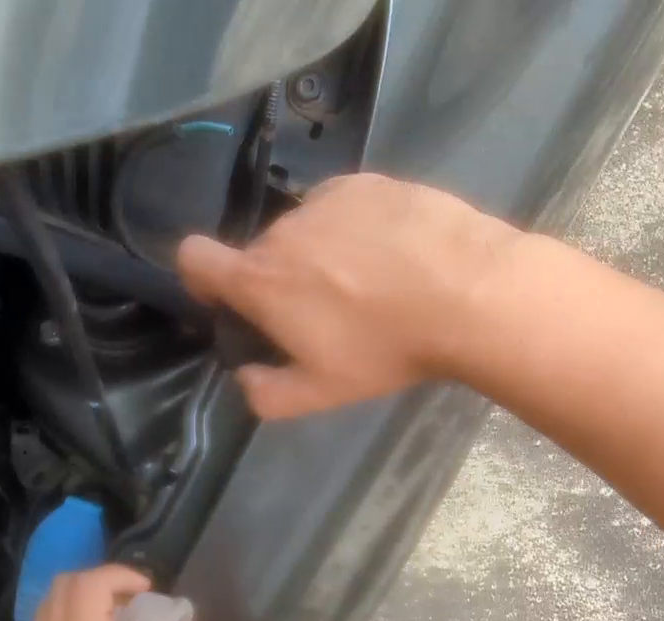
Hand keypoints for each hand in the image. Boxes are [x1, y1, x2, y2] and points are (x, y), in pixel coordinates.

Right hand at [177, 173, 524, 418]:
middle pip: (260, 252)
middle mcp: (283, 229)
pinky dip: (354, 229)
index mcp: (260, 280)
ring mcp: (328, 199)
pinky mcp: (371, 182)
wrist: (470, 293)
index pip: (194, 257)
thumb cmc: (385, 348)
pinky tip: (393, 253)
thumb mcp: (320, 394)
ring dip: (318, 253)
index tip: (226, 300)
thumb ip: (266, 395)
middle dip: (277, 281)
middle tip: (323, 315)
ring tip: (368, 283)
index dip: (199, 277)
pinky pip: (344, 208)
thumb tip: (246, 378)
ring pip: (304, 230)